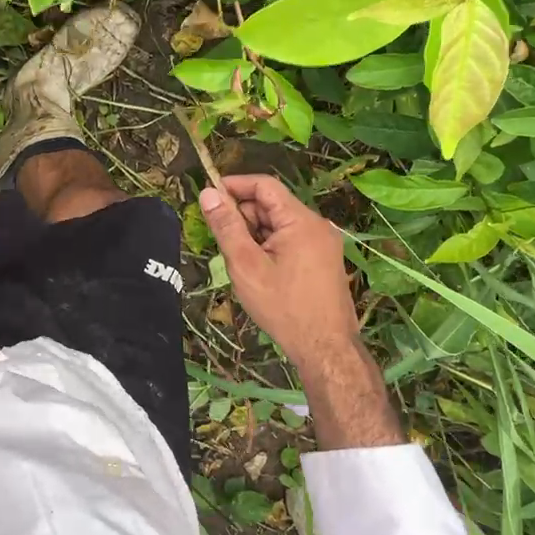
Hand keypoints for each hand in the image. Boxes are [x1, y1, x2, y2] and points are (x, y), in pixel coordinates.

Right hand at [199, 174, 402, 448]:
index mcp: (301, 221)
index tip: (208, 197)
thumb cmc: (283, 306)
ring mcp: (323, 243)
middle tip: (222, 242)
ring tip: (240, 262)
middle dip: (242, 216)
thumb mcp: (245, 264)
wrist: (326, 349)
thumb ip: (226, 225)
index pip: (264, 185)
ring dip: (254, 234)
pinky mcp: (323, 260)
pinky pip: (289, 240)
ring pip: (278, 224)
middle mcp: (317, 226)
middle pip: (271, 205)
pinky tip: (258, 270)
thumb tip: (208, 192)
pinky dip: (268, 246)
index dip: (234, 185)